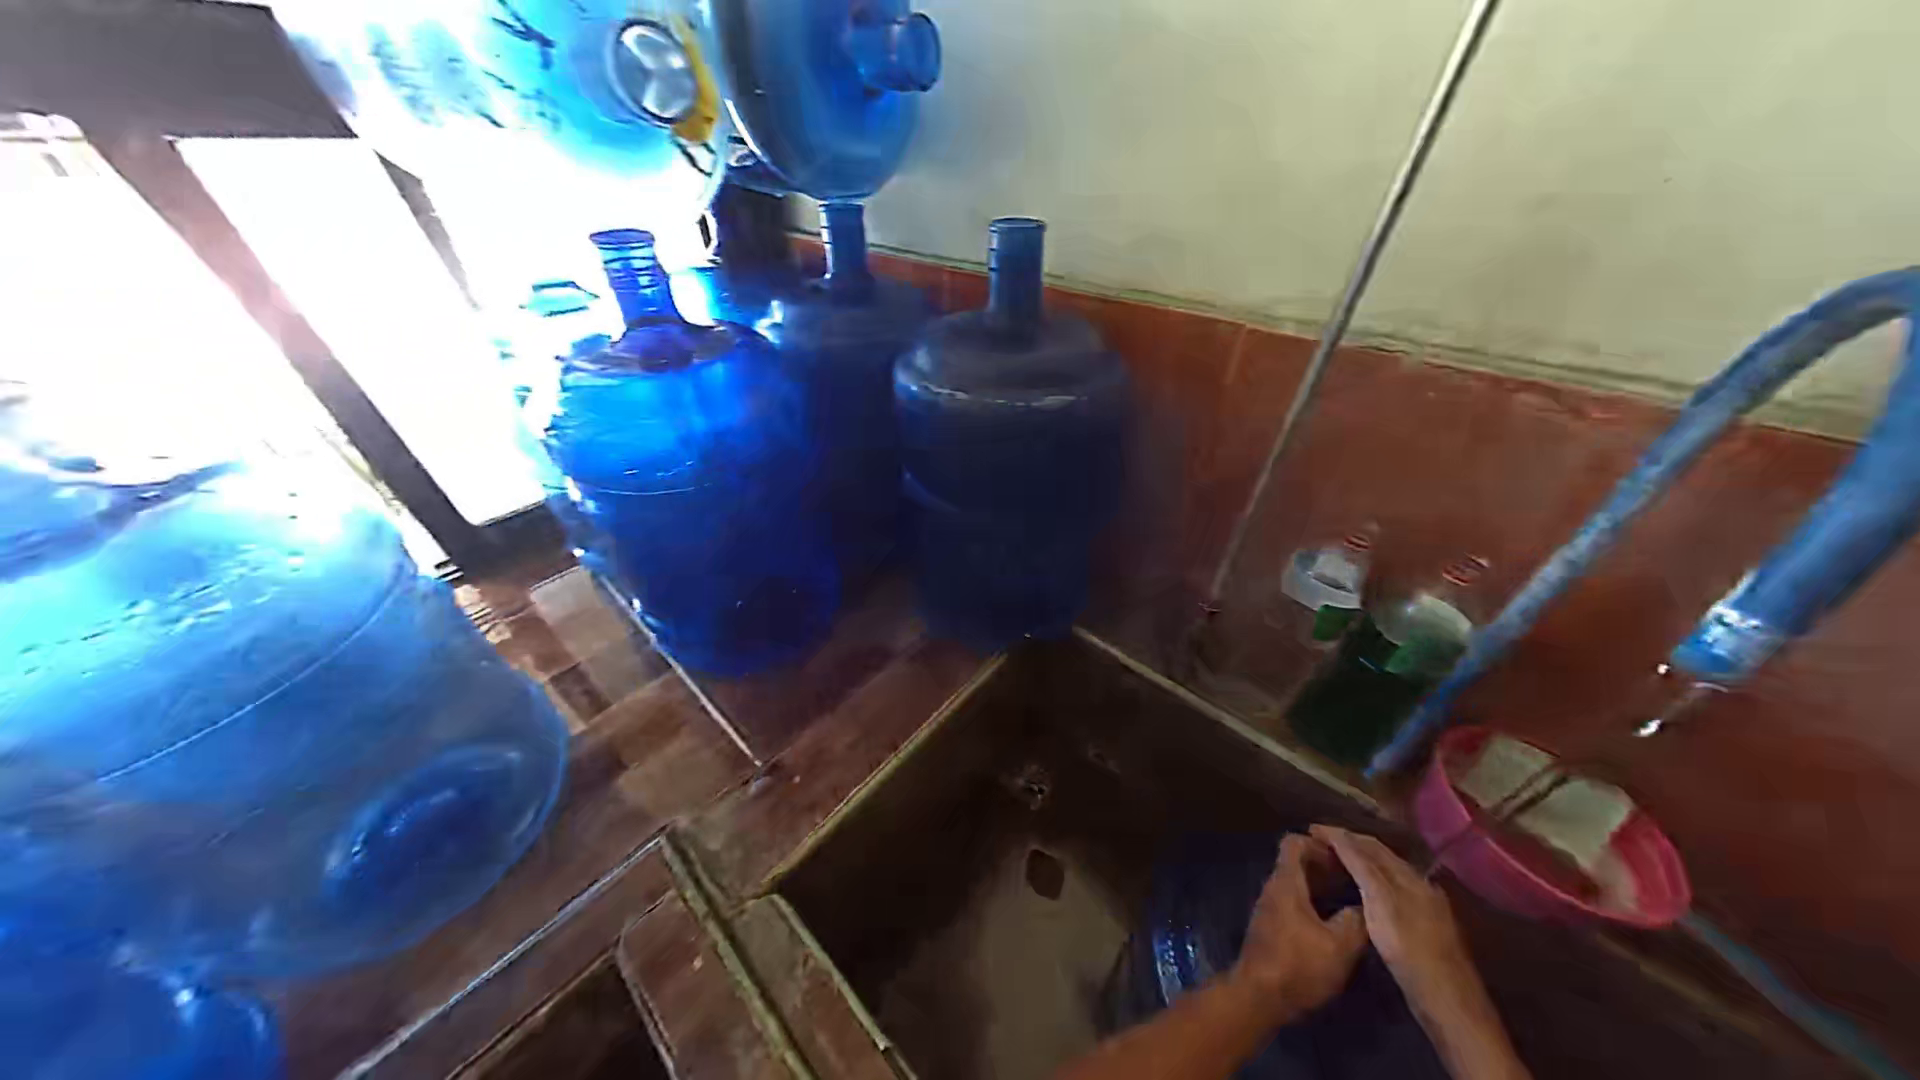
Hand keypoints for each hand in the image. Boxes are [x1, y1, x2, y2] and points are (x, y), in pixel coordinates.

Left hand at [1228, 833, 1368, 1024]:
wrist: (1260, 994)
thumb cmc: (1299, 965)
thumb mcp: (1338, 946)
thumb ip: (1355, 921)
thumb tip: (1366, 905)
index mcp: (1286, 882)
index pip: (1295, 842)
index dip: (1319, 842)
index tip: (1346, 854)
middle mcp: (1274, 887)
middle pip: (1296, 862)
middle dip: (1326, 865)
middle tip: (1357, 877)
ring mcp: (1270, 906)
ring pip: (1296, 883)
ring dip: (1321, 885)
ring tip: (1353, 896)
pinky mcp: (1273, 926)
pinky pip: (1293, 901)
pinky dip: (1314, 902)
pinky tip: (1336, 920)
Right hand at [1312, 827, 1531, 1079]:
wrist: (1447, 1003)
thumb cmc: (1409, 948)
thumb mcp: (1381, 902)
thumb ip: (1362, 866)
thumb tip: (1341, 833)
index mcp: (1410, 875)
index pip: (1369, 843)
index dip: (1339, 833)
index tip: (1310, 829)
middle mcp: (1418, 885)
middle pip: (1378, 855)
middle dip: (1348, 844)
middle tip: (1316, 843)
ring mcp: (1421, 906)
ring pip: (1383, 872)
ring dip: (1357, 862)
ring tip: (1331, 862)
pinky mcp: (1419, 927)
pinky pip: (1387, 890)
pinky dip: (1367, 882)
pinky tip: (1357, 892)